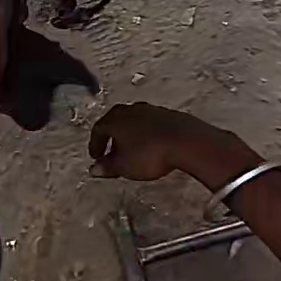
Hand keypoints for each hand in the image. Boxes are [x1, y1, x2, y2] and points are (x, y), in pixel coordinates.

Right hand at [87, 103, 262, 189]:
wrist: (185, 141)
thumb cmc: (150, 153)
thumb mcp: (125, 166)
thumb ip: (108, 167)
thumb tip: (95, 169)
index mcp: (114, 120)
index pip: (98, 130)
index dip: (95, 144)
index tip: (96, 155)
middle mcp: (130, 111)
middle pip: (114, 122)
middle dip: (111, 138)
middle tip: (111, 152)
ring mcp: (149, 110)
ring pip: (132, 121)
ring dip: (129, 135)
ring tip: (131, 151)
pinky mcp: (166, 114)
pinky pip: (149, 123)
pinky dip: (145, 133)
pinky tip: (150, 146)